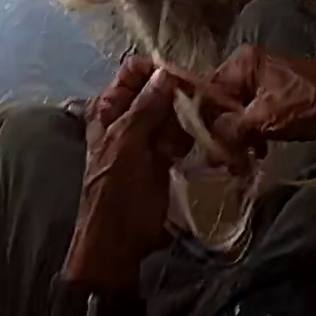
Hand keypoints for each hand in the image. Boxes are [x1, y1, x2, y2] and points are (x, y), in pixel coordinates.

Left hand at [61, 58, 190, 291]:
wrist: (119, 245)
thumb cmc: (117, 193)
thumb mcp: (127, 146)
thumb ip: (146, 108)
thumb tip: (165, 72)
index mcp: (110, 107)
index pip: (134, 70)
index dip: (158, 69)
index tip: (185, 77)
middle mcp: (128, 114)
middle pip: (158, 88)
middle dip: (180, 92)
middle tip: (203, 98)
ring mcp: (147, 134)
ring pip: (173, 109)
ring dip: (190, 113)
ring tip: (205, 119)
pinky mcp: (164, 153)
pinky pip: (181, 132)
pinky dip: (193, 132)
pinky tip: (203, 135)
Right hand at [207, 46, 315, 155]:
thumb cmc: (308, 107)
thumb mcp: (264, 119)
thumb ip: (229, 130)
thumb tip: (205, 149)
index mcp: (242, 60)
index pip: (209, 89)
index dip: (205, 119)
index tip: (203, 147)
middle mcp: (250, 62)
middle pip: (223, 99)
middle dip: (223, 130)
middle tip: (225, 159)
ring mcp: (266, 76)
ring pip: (239, 108)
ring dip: (238, 134)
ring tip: (241, 159)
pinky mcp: (279, 92)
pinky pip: (255, 111)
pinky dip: (253, 131)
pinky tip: (258, 150)